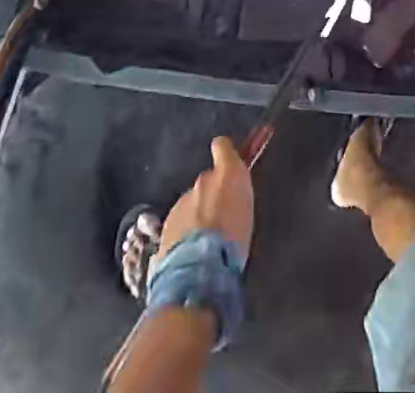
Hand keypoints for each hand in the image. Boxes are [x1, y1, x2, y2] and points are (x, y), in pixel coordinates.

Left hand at [156, 137, 254, 270]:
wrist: (200, 268)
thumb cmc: (236, 236)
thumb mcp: (247, 209)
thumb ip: (237, 193)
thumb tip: (230, 191)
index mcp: (227, 173)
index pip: (222, 146)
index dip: (225, 152)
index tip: (229, 162)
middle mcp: (203, 180)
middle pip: (208, 180)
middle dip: (213, 193)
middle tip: (222, 216)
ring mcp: (182, 201)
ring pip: (193, 202)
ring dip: (198, 213)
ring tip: (206, 239)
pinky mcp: (166, 222)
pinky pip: (180, 220)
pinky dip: (185, 229)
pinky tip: (192, 250)